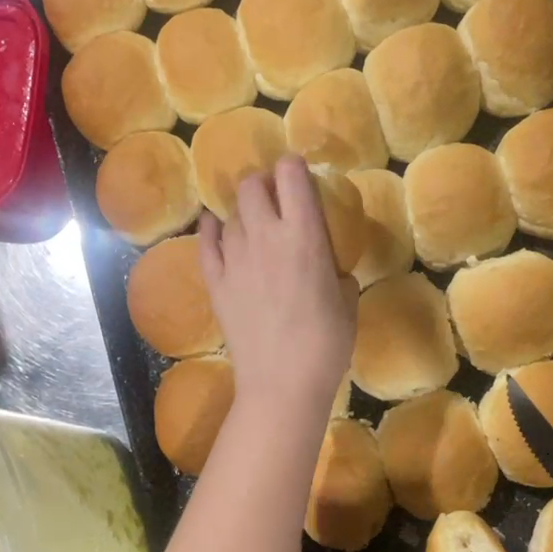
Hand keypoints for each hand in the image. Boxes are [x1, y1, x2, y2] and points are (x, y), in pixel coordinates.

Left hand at [199, 156, 357, 413]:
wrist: (282, 383)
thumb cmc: (327, 345)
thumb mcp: (347, 302)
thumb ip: (337, 272)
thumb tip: (328, 268)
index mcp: (304, 235)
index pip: (291, 174)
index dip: (294, 168)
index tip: (300, 178)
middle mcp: (265, 235)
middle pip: (252, 185)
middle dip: (264, 184)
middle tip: (275, 200)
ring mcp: (234, 258)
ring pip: (229, 213)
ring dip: (243, 212)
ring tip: (254, 224)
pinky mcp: (215, 281)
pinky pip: (205, 242)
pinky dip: (211, 229)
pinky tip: (214, 226)